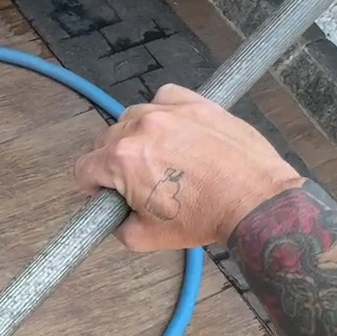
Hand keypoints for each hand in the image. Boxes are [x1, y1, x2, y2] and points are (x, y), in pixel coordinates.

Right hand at [73, 84, 302, 250]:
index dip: (90, 186)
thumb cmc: (204, 216)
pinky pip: (164, 97)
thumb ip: (116, 225)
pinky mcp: (196, 103)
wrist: (253, 200)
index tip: (102, 192)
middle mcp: (140, 129)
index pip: (83, 168)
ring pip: (131, 117)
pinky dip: (162, 111)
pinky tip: (172, 131)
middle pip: (104, 140)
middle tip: (132, 180)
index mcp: (121, 160)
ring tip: (155, 156)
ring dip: (134, 136)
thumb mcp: (143, 237)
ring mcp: (170, 112)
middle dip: (111, 162)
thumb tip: (113, 215)